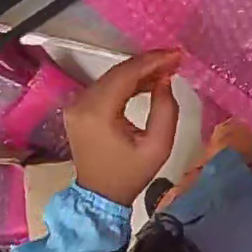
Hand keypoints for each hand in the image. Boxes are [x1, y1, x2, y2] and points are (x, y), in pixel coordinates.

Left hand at [64, 50, 182, 205]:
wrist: (100, 196)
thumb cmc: (130, 175)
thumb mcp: (158, 147)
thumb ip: (165, 109)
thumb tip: (165, 79)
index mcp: (97, 113)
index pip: (125, 75)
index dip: (152, 61)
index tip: (176, 55)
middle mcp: (81, 104)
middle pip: (116, 72)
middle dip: (146, 64)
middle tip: (174, 60)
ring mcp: (75, 106)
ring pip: (110, 77)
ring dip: (137, 72)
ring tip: (165, 71)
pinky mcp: (77, 109)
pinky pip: (104, 87)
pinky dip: (125, 83)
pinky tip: (146, 83)